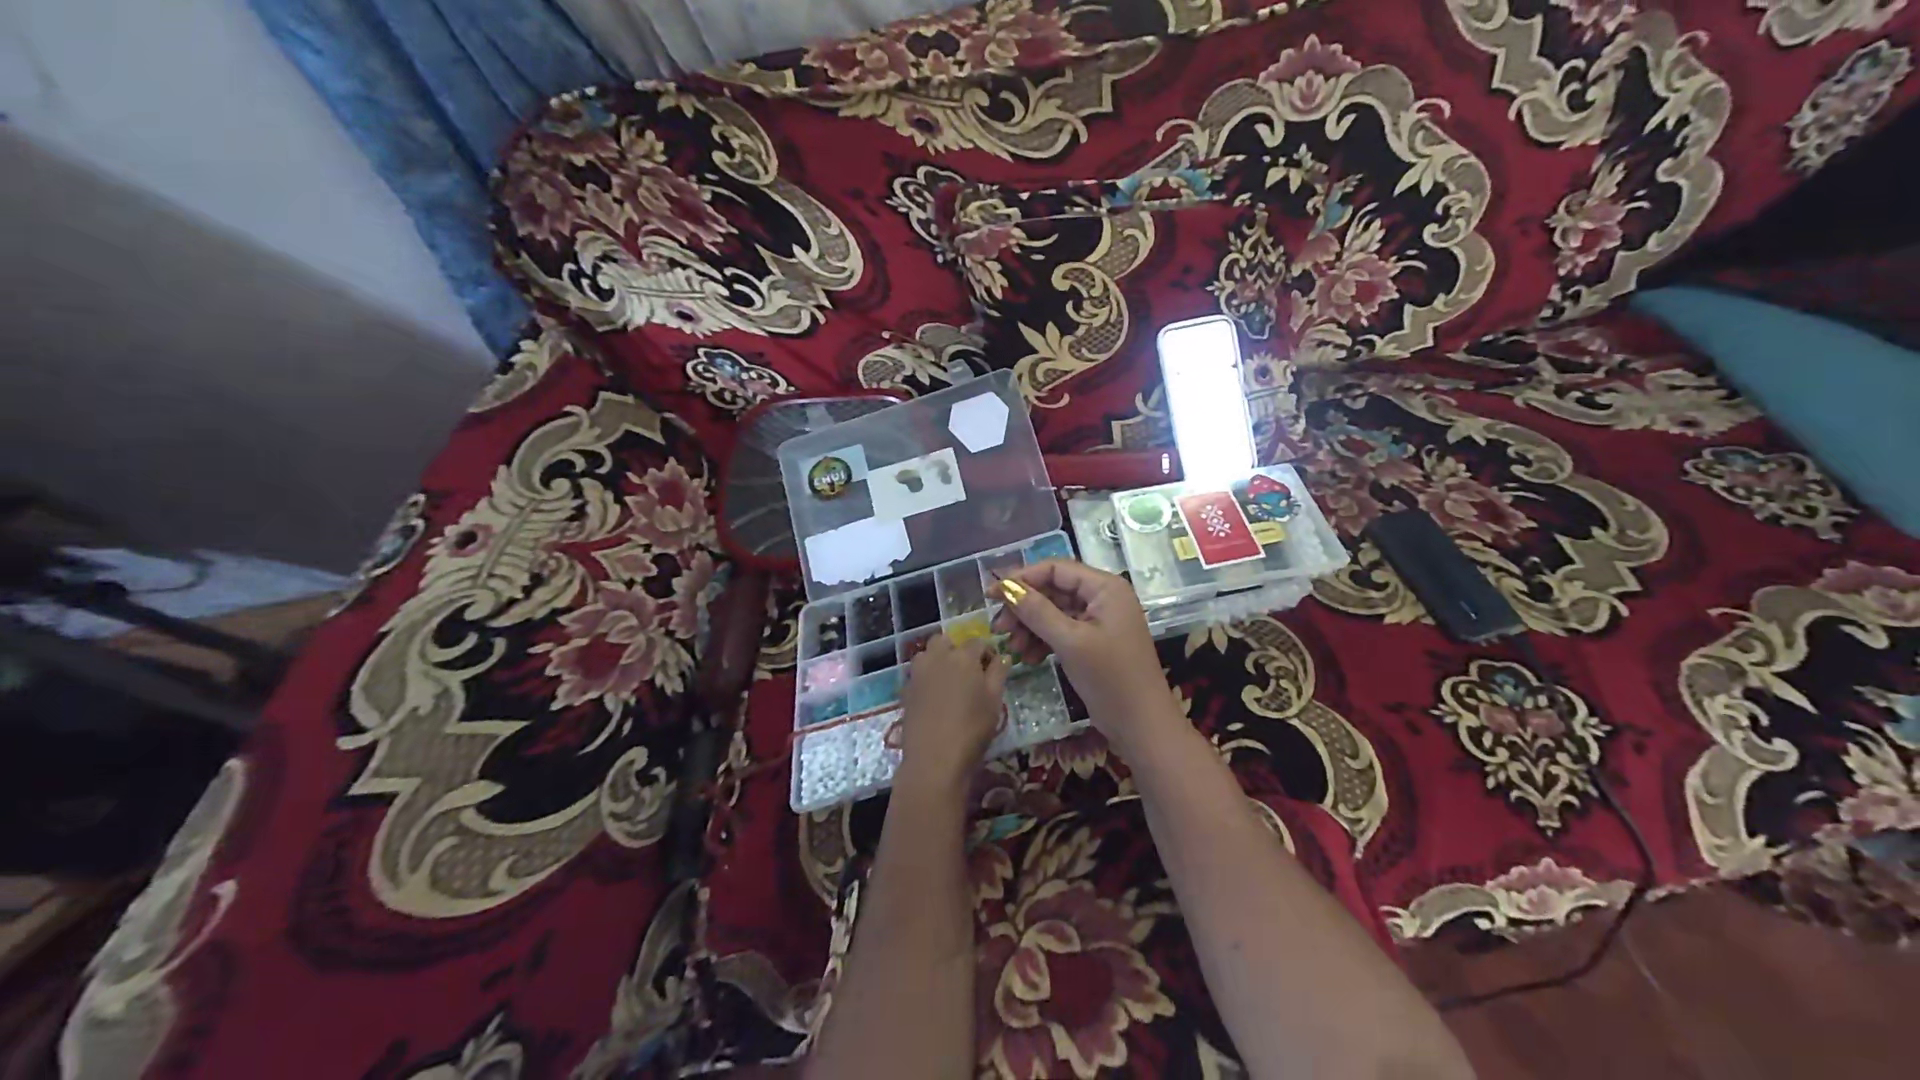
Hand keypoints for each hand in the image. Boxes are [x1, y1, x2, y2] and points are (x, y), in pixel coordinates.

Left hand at [896, 636, 1007, 793]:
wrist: (934, 759)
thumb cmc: (972, 729)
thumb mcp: (994, 701)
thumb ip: (998, 674)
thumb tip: (1002, 657)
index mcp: (962, 657)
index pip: (977, 642)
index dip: (987, 653)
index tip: (992, 669)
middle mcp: (937, 657)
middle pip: (945, 641)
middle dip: (956, 650)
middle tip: (968, 672)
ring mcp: (917, 673)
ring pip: (927, 654)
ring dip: (938, 660)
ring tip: (950, 683)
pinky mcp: (906, 690)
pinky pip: (918, 674)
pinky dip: (927, 678)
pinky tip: (936, 698)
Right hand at [991, 559, 1179, 754]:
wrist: (1142, 726)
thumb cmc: (1110, 678)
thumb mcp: (1070, 642)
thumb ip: (1037, 611)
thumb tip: (1005, 586)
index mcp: (1105, 587)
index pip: (1055, 569)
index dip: (1022, 579)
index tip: (991, 596)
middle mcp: (1103, 597)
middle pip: (1053, 590)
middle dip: (1024, 607)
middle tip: (999, 629)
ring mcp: (1099, 621)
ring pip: (1054, 612)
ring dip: (1030, 627)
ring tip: (1014, 649)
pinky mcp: (1094, 643)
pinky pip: (1062, 631)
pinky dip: (1043, 641)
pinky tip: (1029, 658)